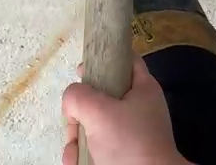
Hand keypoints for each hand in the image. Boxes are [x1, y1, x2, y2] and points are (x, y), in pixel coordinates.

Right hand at [60, 57, 188, 164]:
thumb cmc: (129, 143)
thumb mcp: (98, 111)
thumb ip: (78, 96)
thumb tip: (72, 100)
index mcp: (143, 89)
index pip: (124, 60)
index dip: (102, 60)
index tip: (82, 72)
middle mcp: (140, 110)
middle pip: (103, 98)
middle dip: (81, 112)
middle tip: (72, 122)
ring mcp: (133, 136)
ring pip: (97, 127)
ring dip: (78, 139)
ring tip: (72, 153)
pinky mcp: (126, 157)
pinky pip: (100, 149)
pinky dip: (84, 156)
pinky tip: (75, 162)